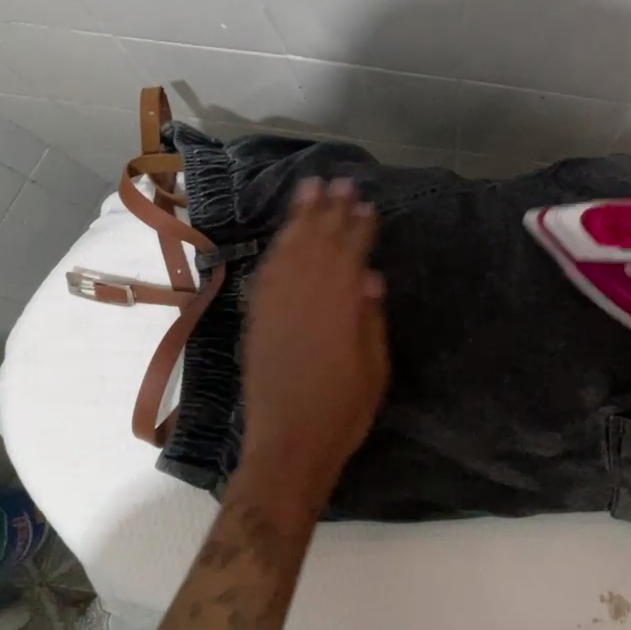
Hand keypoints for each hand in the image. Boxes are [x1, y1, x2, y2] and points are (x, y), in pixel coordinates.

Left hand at [240, 177, 389, 498]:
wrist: (287, 448)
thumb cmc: (341, 413)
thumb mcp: (373, 370)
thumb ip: (370, 321)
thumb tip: (370, 279)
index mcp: (338, 310)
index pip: (350, 256)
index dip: (359, 227)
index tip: (367, 203)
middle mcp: (304, 300)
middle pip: (319, 244)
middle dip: (331, 211)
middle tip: (341, 182)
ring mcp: (276, 309)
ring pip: (290, 252)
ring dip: (300, 219)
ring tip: (309, 189)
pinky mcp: (257, 321)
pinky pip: (266, 274)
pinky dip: (276, 250)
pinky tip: (284, 235)